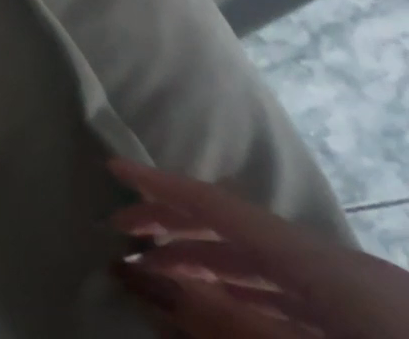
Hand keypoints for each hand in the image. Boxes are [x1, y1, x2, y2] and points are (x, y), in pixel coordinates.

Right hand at [109, 157, 408, 337]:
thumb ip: (220, 318)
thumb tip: (136, 274)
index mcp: (327, 266)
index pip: (224, 207)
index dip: (163, 185)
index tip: (110, 168)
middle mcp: (348, 271)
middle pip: (245, 232)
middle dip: (177, 229)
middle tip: (122, 237)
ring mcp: (374, 302)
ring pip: (271, 266)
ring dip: (209, 265)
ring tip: (162, 278)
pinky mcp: (383, 327)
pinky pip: (298, 295)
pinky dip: (249, 293)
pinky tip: (226, 309)